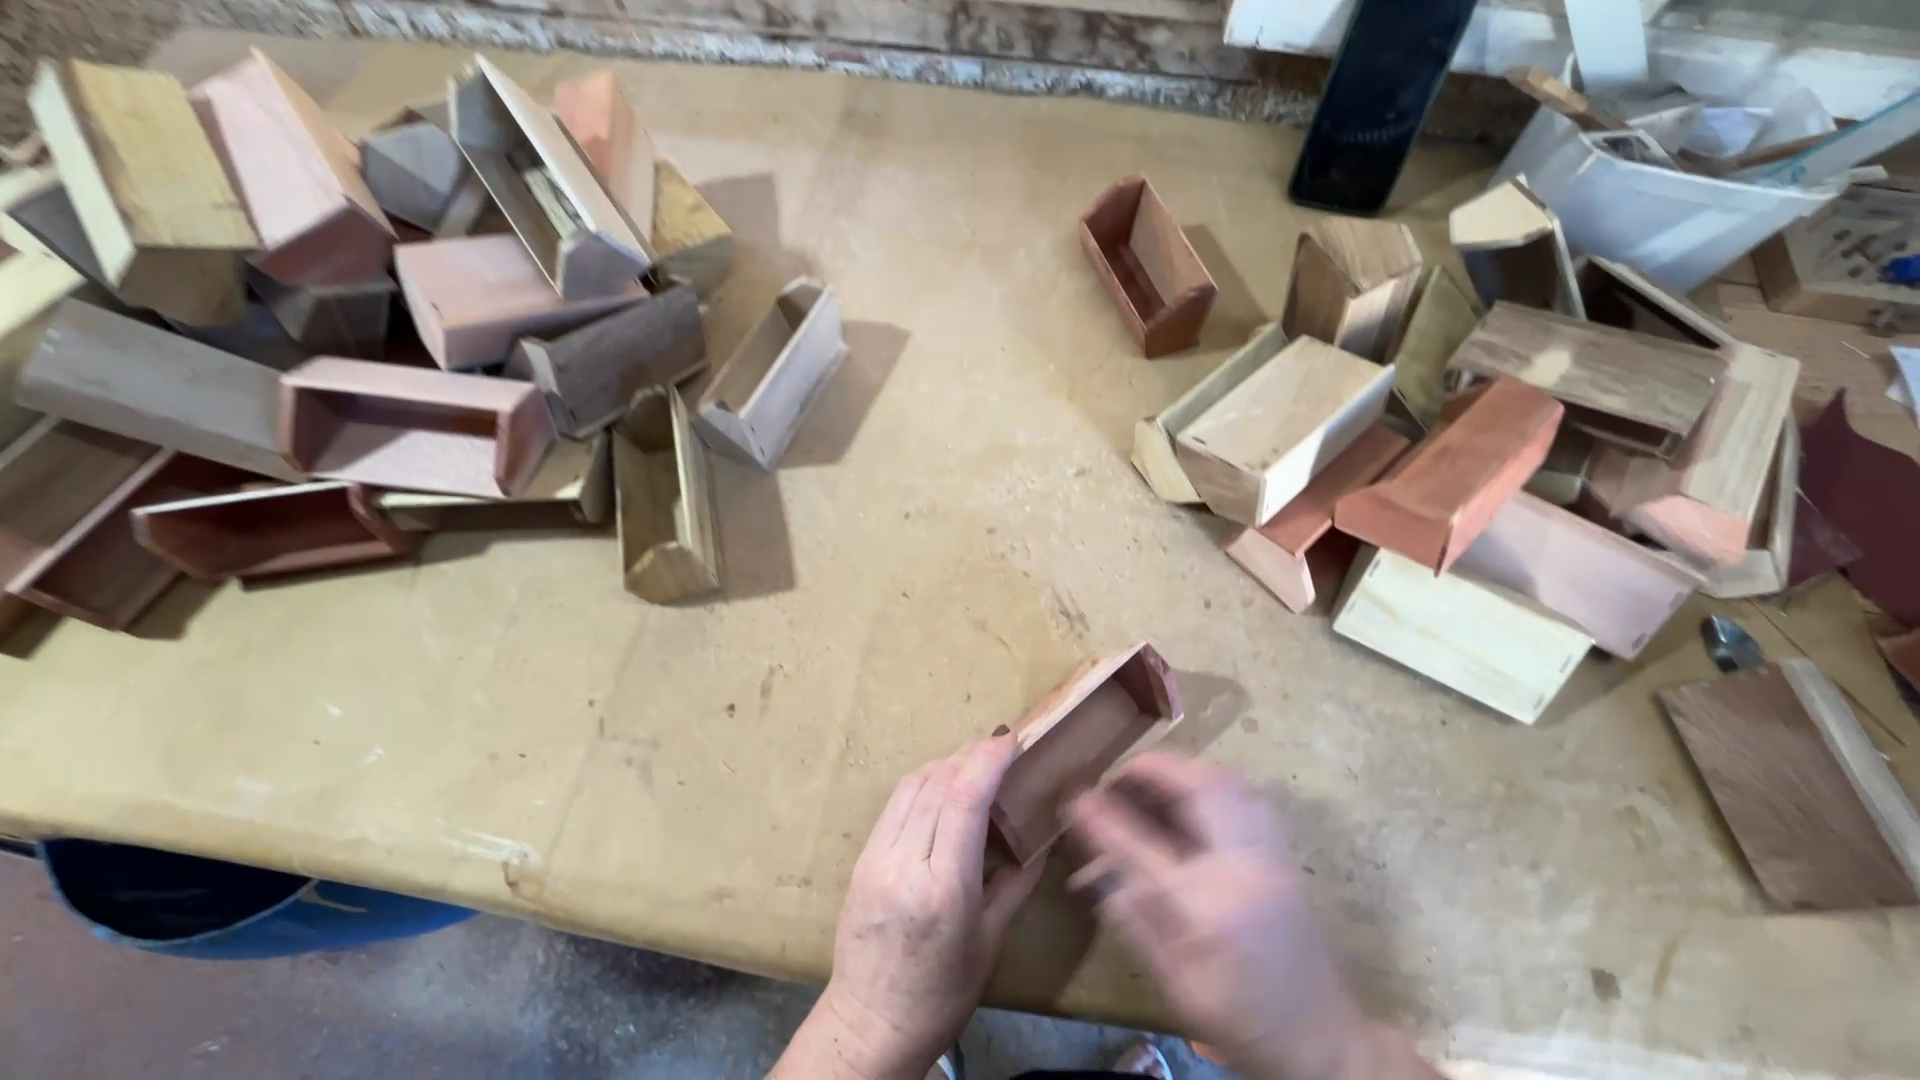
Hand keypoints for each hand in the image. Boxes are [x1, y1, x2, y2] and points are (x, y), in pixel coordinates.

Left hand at [773, 733, 1047, 1079]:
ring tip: (974, 763)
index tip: (1010, 741)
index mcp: (943, 888)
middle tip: (999, 747)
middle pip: (936, 782)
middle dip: (970, 754)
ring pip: (911, 785)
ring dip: (945, 763)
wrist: (871, 1023)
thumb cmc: (942, 993)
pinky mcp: (861, 858)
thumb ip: (1015, 882)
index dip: (987, 759)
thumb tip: (1037, 839)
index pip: (963, 799)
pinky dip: (923, 783)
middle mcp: (904, 863)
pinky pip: (895, 804)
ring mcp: (875, 858)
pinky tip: (943, 788)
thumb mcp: (990, 940)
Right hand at [1067, 753, 1403, 1079]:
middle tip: (1118, 776)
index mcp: (1205, 910)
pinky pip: (1251, 796)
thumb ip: (1135, 922)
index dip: (1103, 817)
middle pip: (1199, 790)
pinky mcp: (1287, 857)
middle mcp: (1243, 871)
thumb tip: (1096, 871)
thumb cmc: (1241, 1022)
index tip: (1075, 797)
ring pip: (1231, 783)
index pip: (1141, 847)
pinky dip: (1215, 782)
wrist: (1324, 1042)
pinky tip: (1193, 795)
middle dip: (1153, 769)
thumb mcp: (1175, 986)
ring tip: (1151, 780)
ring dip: (1185, 770)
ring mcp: (1272, 858)